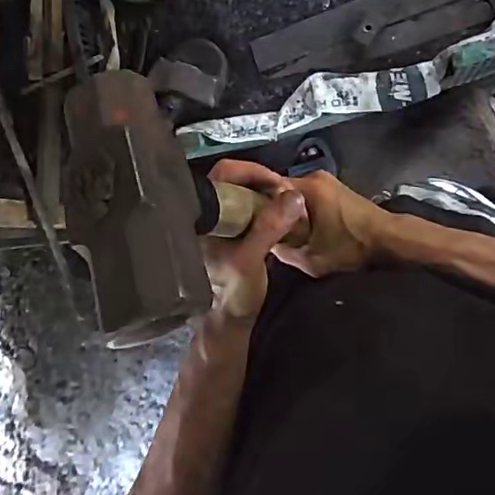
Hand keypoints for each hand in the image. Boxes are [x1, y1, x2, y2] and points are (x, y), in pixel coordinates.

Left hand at [202, 175, 305, 321]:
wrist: (231, 321)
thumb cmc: (233, 293)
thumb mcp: (250, 260)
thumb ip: (269, 227)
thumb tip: (293, 196)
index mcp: (201, 217)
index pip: (223, 175)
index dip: (252, 172)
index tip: (278, 185)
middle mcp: (206, 213)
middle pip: (234, 178)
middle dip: (263, 181)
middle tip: (286, 194)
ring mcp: (218, 220)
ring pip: (243, 190)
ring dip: (267, 193)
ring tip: (287, 204)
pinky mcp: (231, 228)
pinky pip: (249, 203)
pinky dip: (266, 204)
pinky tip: (280, 214)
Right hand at [209, 160, 388, 278]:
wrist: (389, 242)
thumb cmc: (351, 248)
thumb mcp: (310, 259)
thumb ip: (282, 248)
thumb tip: (263, 242)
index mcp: (307, 186)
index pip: (265, 187)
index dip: (250, 203)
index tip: (237, 219)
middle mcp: (315, 176)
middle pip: (278, 190)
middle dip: (267, 209)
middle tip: (253, 230)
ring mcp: (326, 181)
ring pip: (291, 195)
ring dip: (283, 211)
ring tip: (271, 232)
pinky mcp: (334, 190)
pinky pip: (305, 197)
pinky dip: (297, 211)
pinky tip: (293, 230)